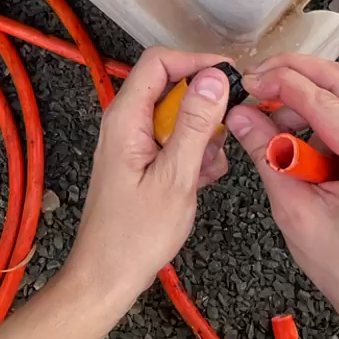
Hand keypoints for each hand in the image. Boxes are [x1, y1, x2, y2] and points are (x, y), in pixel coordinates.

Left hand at [61, 47, 232, 311]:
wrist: (107, 276)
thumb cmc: (136, 234)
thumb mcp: (175, 177)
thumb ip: (196, 125)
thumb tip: (215, 77)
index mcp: (125, 118)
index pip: (159, 62)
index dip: (196, 61)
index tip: (231, 77)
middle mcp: (125, 122)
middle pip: (169, 86)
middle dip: (204, 104)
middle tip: (229, 128)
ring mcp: (132, 142)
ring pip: (176, 115)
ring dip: (202, 134)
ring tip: (212, 165)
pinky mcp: (141, 160)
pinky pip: (173, 140)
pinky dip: (193, 153)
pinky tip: (203, 179)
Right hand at [225, 54, 338, 338]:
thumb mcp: (294, 211)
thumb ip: (267, 155)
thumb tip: (239, 115)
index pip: (323, 101)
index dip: (279, 84)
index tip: (246, 83)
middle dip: (293, 72)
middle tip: (255, 78)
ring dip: (306, 89)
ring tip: (270, 115)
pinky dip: (321, 106)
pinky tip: (294, 126)